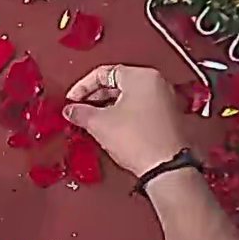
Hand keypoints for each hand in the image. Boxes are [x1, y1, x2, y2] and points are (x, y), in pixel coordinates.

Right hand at [63, 64, 189, 177]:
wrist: (166, 166)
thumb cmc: (139, 140)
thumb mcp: (100, 124)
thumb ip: (80, 112)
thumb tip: (71, 110)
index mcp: (141, 77)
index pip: (105, 72)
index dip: (83, 86)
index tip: (73, 99)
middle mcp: (156, 84)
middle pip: (118, 83)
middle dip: (95, 97)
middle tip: (80, 109)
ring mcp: (164, 100)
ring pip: (128, 97)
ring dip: (107, 107)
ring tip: (92, 121)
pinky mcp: (167, 117)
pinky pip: (139, 108)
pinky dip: (122, 114)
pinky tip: (111, 128)